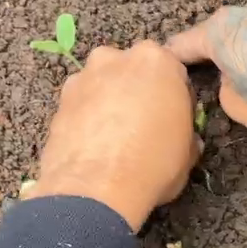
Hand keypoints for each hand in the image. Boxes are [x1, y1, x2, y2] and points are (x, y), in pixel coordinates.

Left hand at [23, 41, 199, 231]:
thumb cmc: (153, 164)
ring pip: (103, 85)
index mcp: (156, 60)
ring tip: (115, 138)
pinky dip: (88, 118)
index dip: (176, 98)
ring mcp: (82, 77)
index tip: (175, 119)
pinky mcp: (59, 101)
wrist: (96, 190)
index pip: (174, 72)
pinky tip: (94, 145)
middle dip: (138, 91)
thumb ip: (185, 133)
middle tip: (144, 125)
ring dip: (110, 102)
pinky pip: (81, 105)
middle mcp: (116, 58)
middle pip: (132, 71)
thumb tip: (184, 140)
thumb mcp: (187, 151)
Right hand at [166, 0, 246, 139]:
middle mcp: (246, 10)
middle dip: (212, 55)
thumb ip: (224, 91)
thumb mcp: (239, 108)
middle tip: (211, 81)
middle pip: (218, 34)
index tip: (164, 75)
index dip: (171, 63)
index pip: (181, 44)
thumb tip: (232, 80)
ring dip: (246, 51)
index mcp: (219, 30)